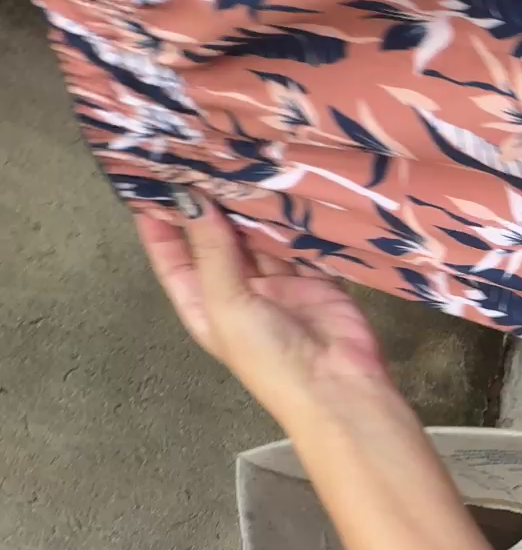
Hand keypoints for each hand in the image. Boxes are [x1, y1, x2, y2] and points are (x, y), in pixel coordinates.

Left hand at [134, 187, 389, 424]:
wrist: (339, 386)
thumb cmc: (270, 355)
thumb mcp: (226, 302)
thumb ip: (212, 250)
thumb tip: (191, 198)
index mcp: (205, 302)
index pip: (174, 254)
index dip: (162, 220)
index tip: (153, 178)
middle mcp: (243, 292)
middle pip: (221, 243)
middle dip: (213, 209)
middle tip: (205, 163)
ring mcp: (286, 288)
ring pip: (266, 243)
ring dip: (258, 215)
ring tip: (247, 172)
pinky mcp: (325, 286)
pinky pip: (310, 252)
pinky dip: (303, 230)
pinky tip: (293, 201)